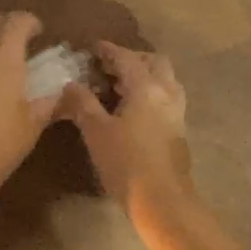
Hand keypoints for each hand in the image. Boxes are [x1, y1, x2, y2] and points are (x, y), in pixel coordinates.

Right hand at [60, 42, 191, 206]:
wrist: (163, 202)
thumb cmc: (126, 163)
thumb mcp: (96, 131)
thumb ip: (82, 103)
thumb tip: (71, 85)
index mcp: (146, 87)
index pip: (126, 57)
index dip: (107, 50)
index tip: (92, 47)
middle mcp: (166, 92)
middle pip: (154, 61)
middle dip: (131, 58)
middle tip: (107, 67)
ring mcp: (177, 111)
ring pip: (164, 79)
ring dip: (143, 76)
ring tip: (116, 87)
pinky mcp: (178, 129)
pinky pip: (165, 97)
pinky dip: (149, 92)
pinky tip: (130, 109)